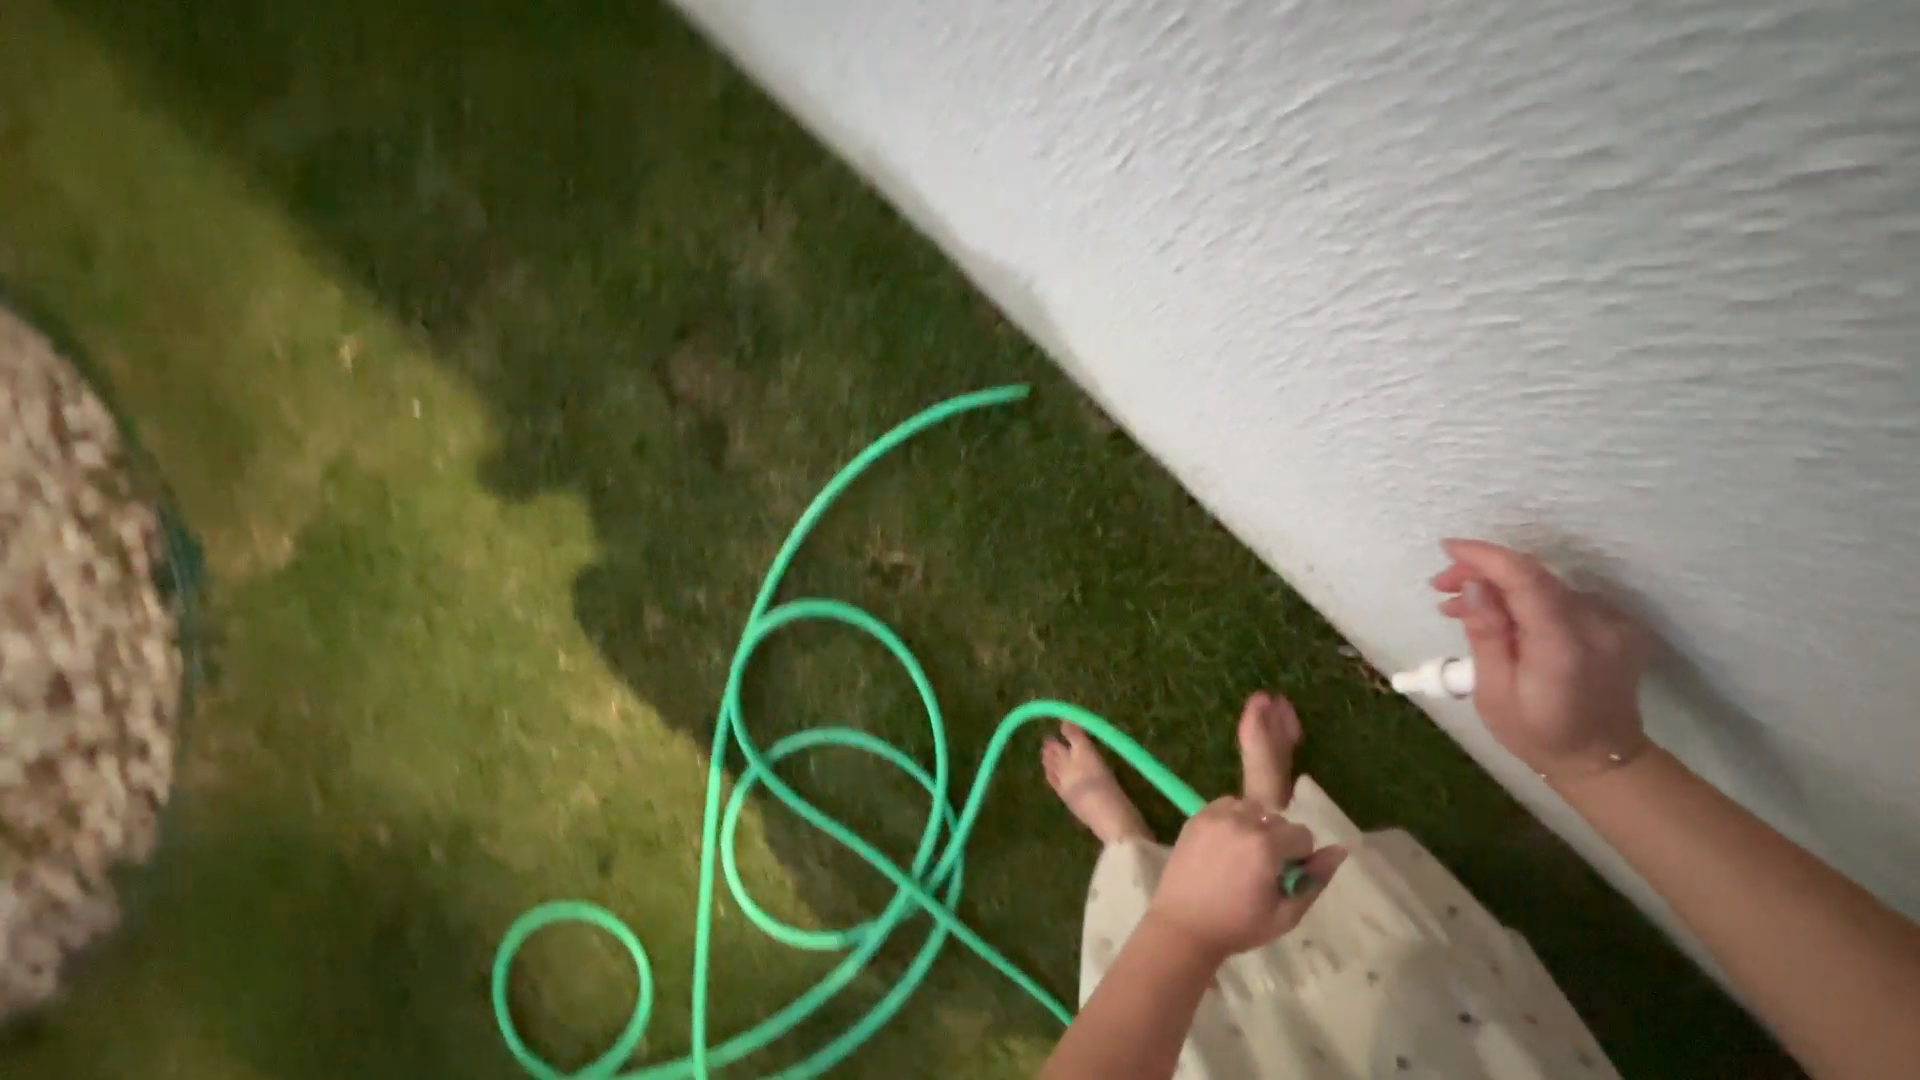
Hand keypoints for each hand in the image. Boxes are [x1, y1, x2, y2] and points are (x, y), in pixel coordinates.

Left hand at [1146, 797, 1344, 962]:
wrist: (1184, 925)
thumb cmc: (1238, 926)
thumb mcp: (1286, 913)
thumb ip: (1315, 879)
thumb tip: (1340, 850)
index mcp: (1265, 845)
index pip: (1302, 835)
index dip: (1300, 858)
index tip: (1284, 877)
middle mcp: (1240, 822)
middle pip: (1277, 819)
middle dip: (1278, 840)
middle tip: (1262, 869)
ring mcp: (1214, 816)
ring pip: (1251, 807)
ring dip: (1255, 825)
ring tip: (1244, 855)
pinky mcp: (1195, 817)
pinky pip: (1225, 805)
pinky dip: (1231, 818)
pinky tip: (1225, 845)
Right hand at [1431, 538, 1652, 779]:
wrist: (1601, 757)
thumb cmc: (1535, 732)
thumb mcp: (1493, 691)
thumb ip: (1486, 634)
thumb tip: (1472, 587)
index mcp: (1562, 647)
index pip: (1526, 581)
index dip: (1485, 557)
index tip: (1448, 548)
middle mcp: (1596, 625)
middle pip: (1534, 577)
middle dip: (1482, 572)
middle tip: (1441, 587)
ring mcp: (1613, 623)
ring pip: (1545, 585)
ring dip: (1500, 587)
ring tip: (1460, 606)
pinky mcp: (1616, 623)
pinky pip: (1561, 597)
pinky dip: (1526, 598)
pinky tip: (1501, 616)